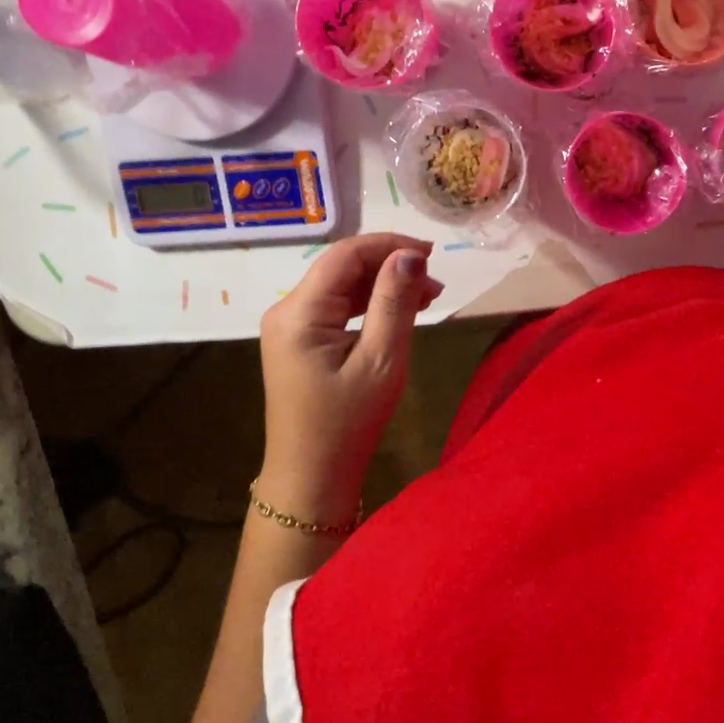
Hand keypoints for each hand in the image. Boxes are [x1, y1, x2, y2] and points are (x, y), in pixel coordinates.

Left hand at [255, 233, 444, 519]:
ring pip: (342, 285)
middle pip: (343, 266)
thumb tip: (411, 254)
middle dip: (391, 266)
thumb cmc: (349, 422)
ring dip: (384, 284)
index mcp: (299, 311)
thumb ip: (395, 302)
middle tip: (436, 284)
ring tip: (428, 297)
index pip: (346, 255)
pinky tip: (400, 311)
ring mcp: (291, 325)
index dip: (390, 245)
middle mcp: (287, 309)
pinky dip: (370, 303)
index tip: (433, 254)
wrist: (313, 477)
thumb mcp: (381, 360)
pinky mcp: (300, 341)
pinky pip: (337, 307)